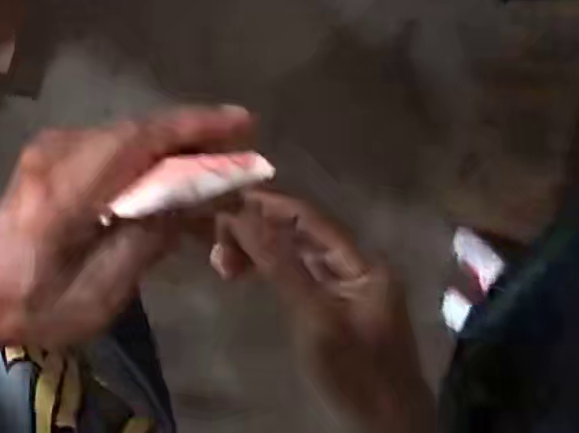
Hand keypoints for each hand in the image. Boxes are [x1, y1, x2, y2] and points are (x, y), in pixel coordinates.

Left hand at [0, 106, 254, 352]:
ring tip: (215, 165)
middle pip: (136, 131)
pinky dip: (145, 154)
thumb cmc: (31, 301)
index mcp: (65, 187)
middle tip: (241, 151)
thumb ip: (143, 243)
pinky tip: (169, 175)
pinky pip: (110, 144)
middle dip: (191, 136)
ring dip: (170, 146)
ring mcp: (51, 145)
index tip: (241, 121)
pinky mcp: (51, 150)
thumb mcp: (95, 294)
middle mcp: (58, 150)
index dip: (192, 127)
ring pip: (125, 134)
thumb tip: (189, 200)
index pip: (138, 140)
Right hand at [215, 191, 435, 432]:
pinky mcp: (329, 304)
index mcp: (361, 261)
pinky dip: (263, 268)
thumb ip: (279, 263)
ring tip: (221, 260)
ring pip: (289, 250)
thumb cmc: (356, 377)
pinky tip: (239, 269)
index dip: (266, 203)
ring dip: (254, 250)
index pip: (307, 216)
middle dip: (254, 230)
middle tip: (217, 239)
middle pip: (296, 231)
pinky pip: (291, 271)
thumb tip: (239, 212)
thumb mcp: (314, 318)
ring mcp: (342, 285)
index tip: (225, 200)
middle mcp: (353, 264)